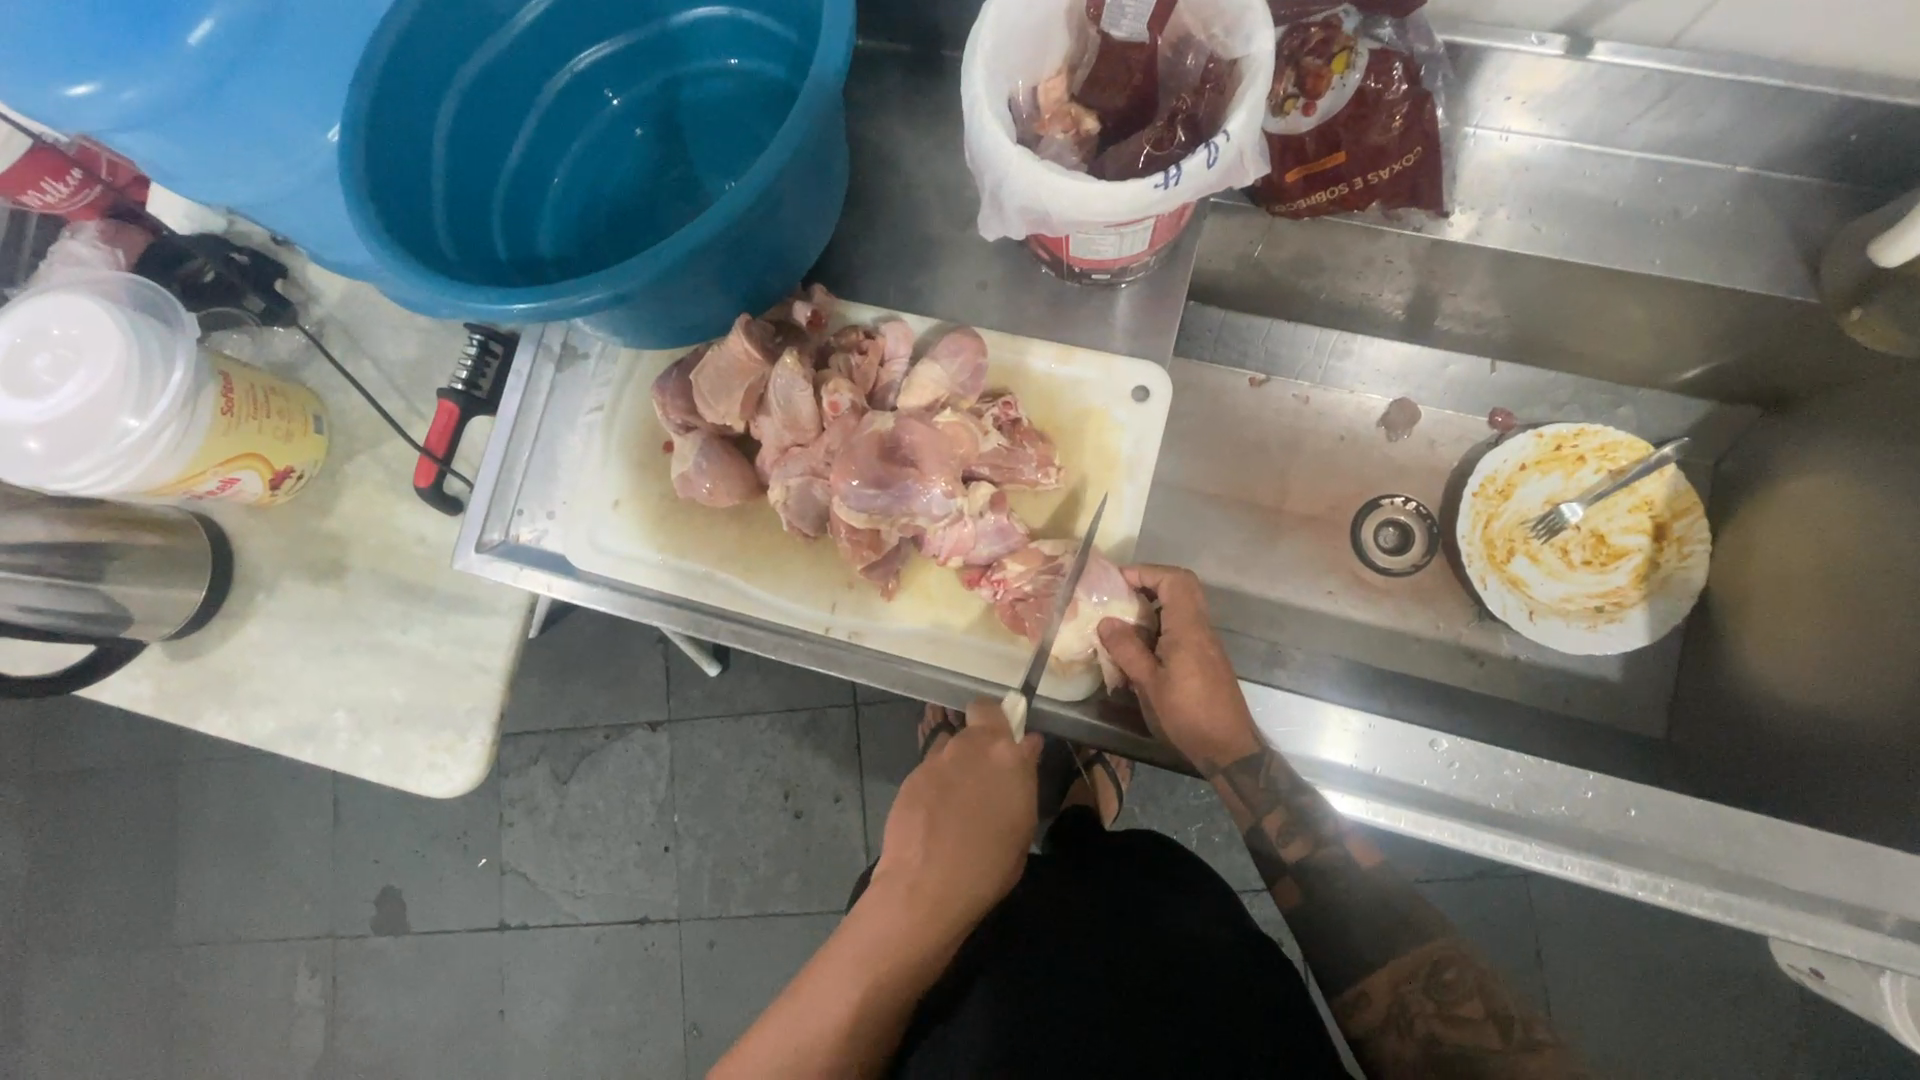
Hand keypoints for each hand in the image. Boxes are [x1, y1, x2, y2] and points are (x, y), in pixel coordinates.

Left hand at [871, 699, 1042, 935]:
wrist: (925, 885)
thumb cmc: (989, 867)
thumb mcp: (1022, 829)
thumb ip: (1021, 785)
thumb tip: (1021, 762)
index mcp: (1010, 758)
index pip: (1021, 727)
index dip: (1021, 740)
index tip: (1021, 755)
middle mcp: (974, 746)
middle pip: (982, 712)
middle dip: (986, 727)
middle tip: (987, 765)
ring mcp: (940, 756)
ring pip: (954, 739)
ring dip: (960, 756)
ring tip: (957, 794)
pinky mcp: (913, 772)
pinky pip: (932, 765)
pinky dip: (937, 779)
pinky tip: (935, 810)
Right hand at [1098, 564, 1261, 768]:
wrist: (1228, 748)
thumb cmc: (1188, 714)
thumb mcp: (1149, 684)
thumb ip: (1127, 649)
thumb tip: (1106, 621)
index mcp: (1188, 628)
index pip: (1174, 579)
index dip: (1145, 572)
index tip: (1116, 582)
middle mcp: (1201, 628)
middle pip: (1180, 588)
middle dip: (1148, 585)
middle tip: (1118, 597)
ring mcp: (1205, 644)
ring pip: (1180, 609)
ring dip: (1152, 608)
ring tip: (1121, 623)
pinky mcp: (1204, 659)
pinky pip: (1181, 629)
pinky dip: (1159, 628)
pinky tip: (1138, 650)